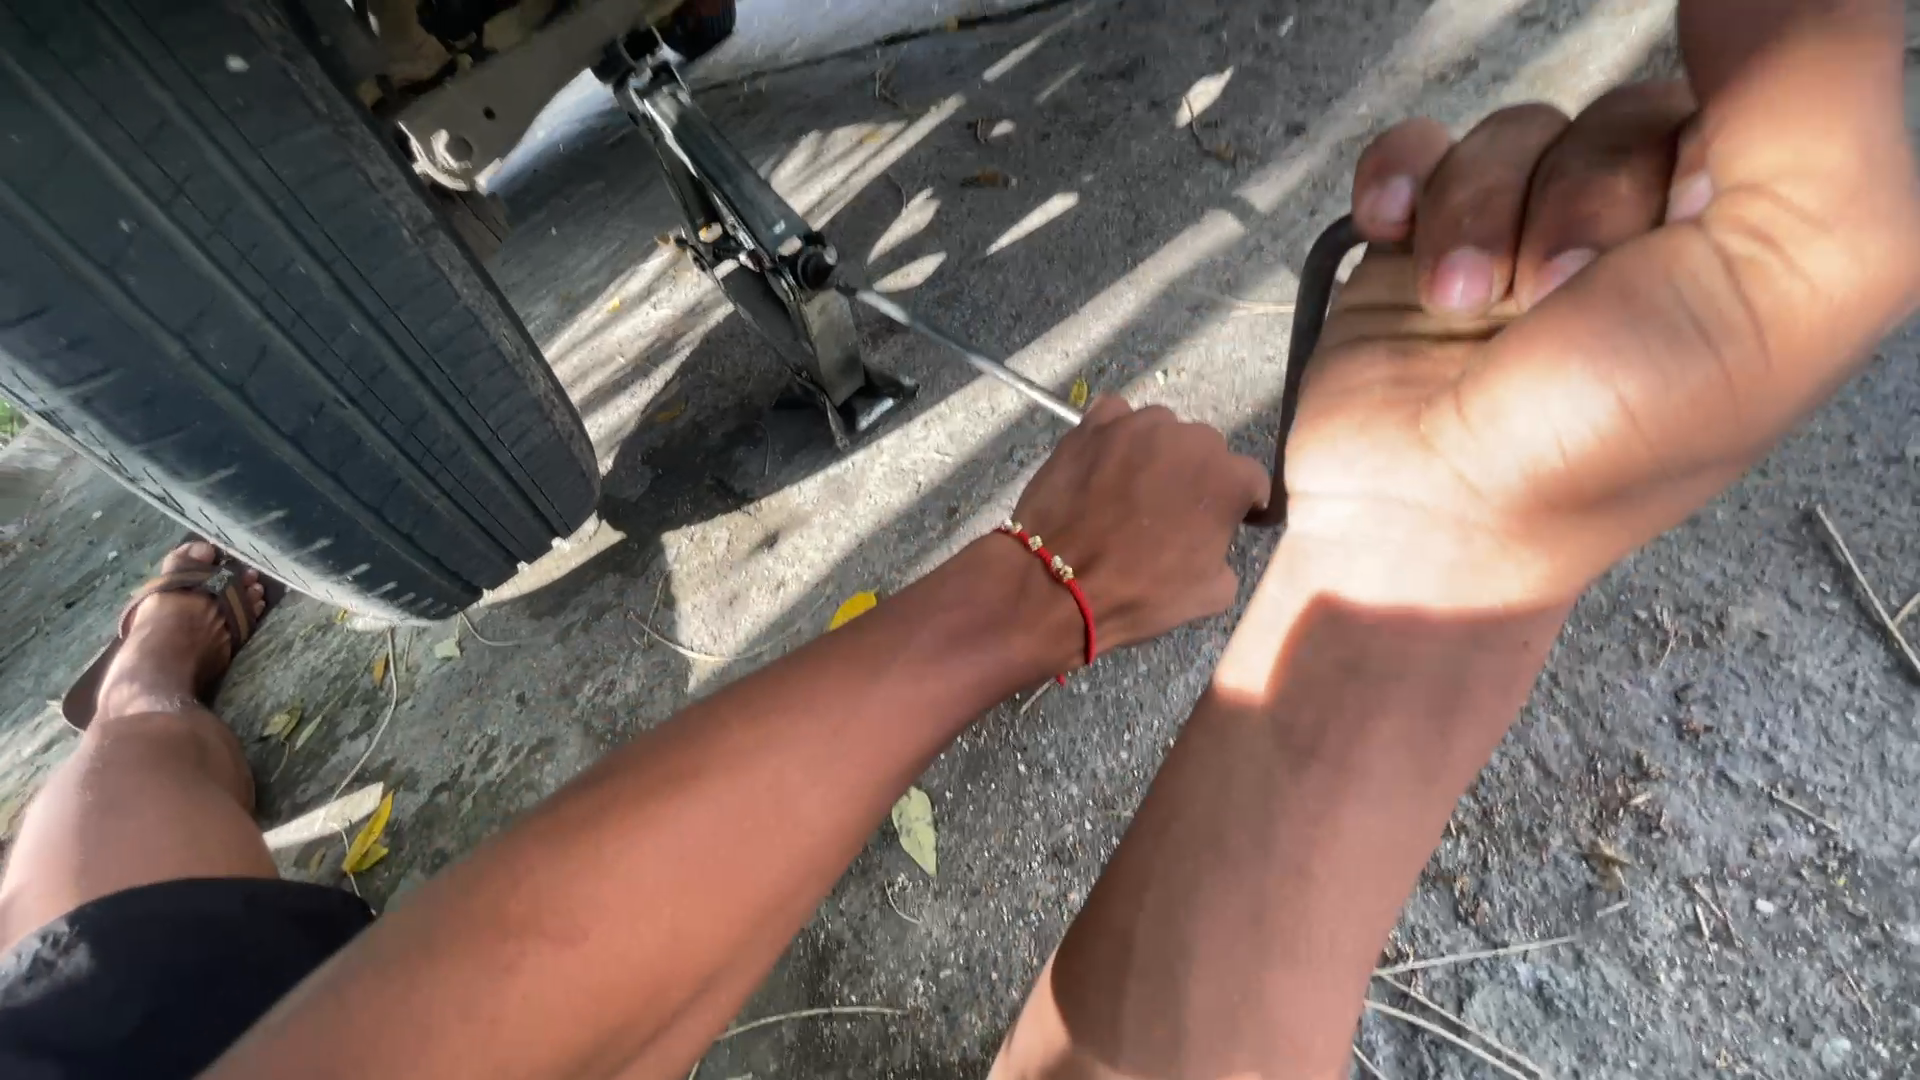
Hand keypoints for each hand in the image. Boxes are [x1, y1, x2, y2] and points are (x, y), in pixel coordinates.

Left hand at [1012, 397, 1268, 652]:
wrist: (1056, 583)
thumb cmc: (1139, 593)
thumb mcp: (1212, 593)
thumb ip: (1226, 553)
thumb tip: (1213, 538)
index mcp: (1228, 478)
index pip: (1251, 482)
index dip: (1240, 506)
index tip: (1226, 523)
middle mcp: (1190, 439)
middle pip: (1205, 450)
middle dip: (1195, 477)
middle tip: (1169, 511)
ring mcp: (1137, 426)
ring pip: (1161, 429)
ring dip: (1155, 452)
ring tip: (1131, 486)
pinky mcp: (1092, 425)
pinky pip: (1115, 416)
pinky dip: (1115, 434)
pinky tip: (1104, 461)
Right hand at [1281, 0, 1918, 609]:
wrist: (1427, 514)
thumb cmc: (1602, 431)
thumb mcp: (1799, 268)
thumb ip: (1819, 86)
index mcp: (1749, 234)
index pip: (1750, 95)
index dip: (1696, 151)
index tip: (1667, 229)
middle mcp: (1629, 230)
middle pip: (1615, 112)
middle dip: (1578, 200)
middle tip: (1554, 298)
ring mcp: (1507, 242)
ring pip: (1504, 137)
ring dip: (1477, 215)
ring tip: (1462, 307)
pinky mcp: (1409, 258)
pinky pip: (1409, 154)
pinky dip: (1395, 179)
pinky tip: (1387, 230)